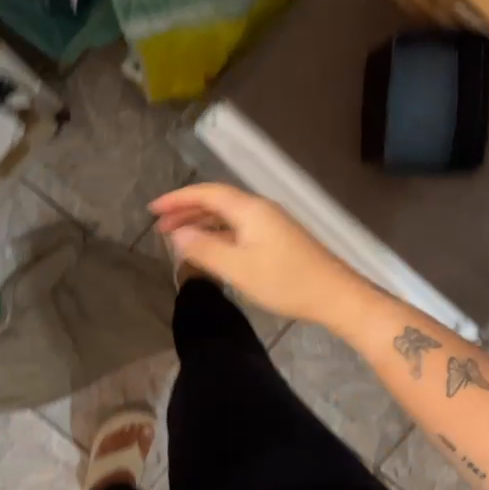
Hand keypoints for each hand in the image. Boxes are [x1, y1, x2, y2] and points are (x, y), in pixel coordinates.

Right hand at [149, 183, 370, 324]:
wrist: (335, 296)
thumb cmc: (285, 281)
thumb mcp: (237, 268)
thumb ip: (204, 249)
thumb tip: (178, 234)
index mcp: (250, 209)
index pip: (207, 193)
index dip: (178, 198)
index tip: (153, 209)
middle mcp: (260, 209)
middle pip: (217, 201)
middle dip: (187, 211)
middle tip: (160, 227)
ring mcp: (271, 224)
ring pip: (228, 215)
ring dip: (202, 223)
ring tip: (179, 238)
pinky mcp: (278, 239)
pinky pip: (239, 228)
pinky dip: (218, 233)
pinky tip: (210, 250)